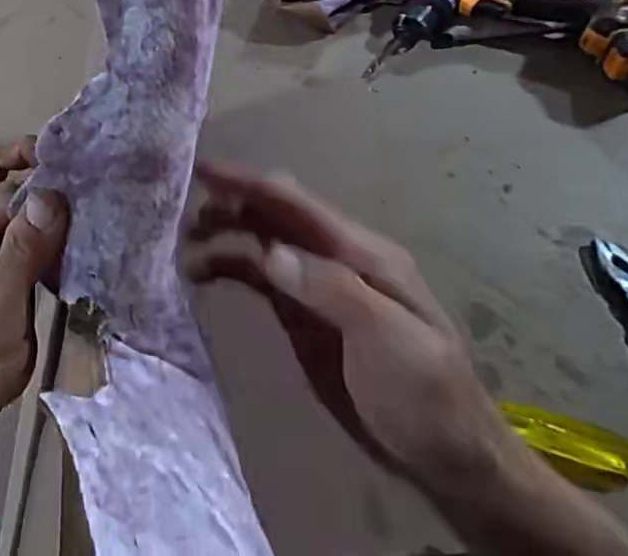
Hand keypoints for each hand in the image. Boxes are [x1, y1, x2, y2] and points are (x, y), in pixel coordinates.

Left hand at [0, 139, 70, 555]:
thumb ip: (23, 250)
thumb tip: (53, 195)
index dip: (38, 196)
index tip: (80, 202)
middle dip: (33, 160)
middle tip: (76, 168)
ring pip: (9, 187)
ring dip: (42, 184)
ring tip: (81, 190)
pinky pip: (22, 215)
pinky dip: (46, 212)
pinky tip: (73, 222)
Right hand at [183, 160, 517, 492]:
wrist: (449, 459)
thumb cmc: (427, 398)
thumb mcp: (392, 342)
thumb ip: (332, 290)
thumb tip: (268, 252)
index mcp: (359, 253)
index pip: (294, 203)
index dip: (246, 181)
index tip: (199, 169)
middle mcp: (334, 258)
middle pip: (272, 215)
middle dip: (228, 205)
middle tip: (178, 214)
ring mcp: (316, 285)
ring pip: (260, 244)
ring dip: (224, 237)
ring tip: (184, 249)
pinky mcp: (302, 315)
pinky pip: (259, 278)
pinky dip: (230, 269)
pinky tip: (203, 275)